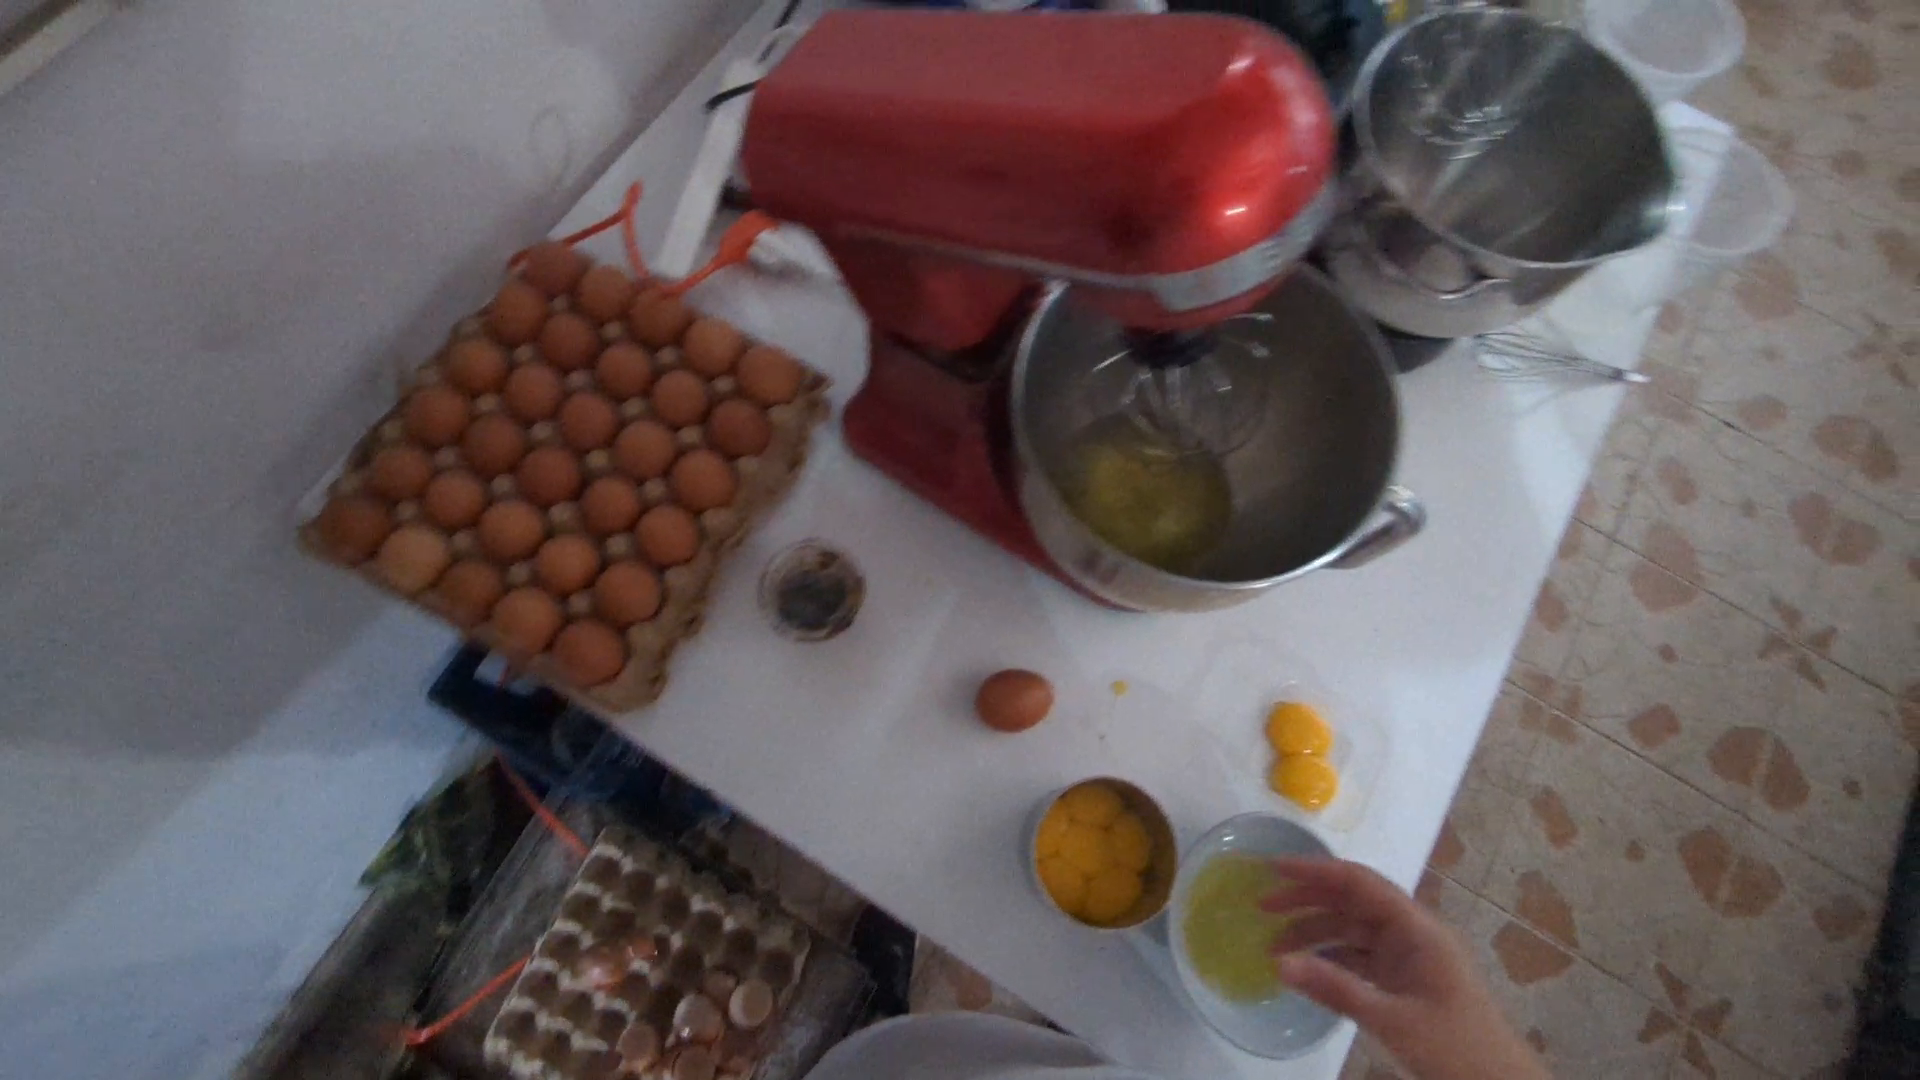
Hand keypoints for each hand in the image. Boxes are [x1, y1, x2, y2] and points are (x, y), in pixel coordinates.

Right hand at [1261, 858, 1547, 1079]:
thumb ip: (1335, 988)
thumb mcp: (1394, 1021)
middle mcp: (1411, 933)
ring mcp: (1409, 957)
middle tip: (1263, 906)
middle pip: (1351, 900)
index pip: (1358, 882)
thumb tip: (1278, 963)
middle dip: (1307, 899)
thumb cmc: (1459, 1051)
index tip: (1273, 868)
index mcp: (1417, 929)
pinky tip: (1305, 967)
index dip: (1315, 870)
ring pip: (1352, 928)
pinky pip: (1359, 955)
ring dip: (1314, 931)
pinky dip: (1330, 956)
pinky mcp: (1406, 981)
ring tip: (1275, 944)